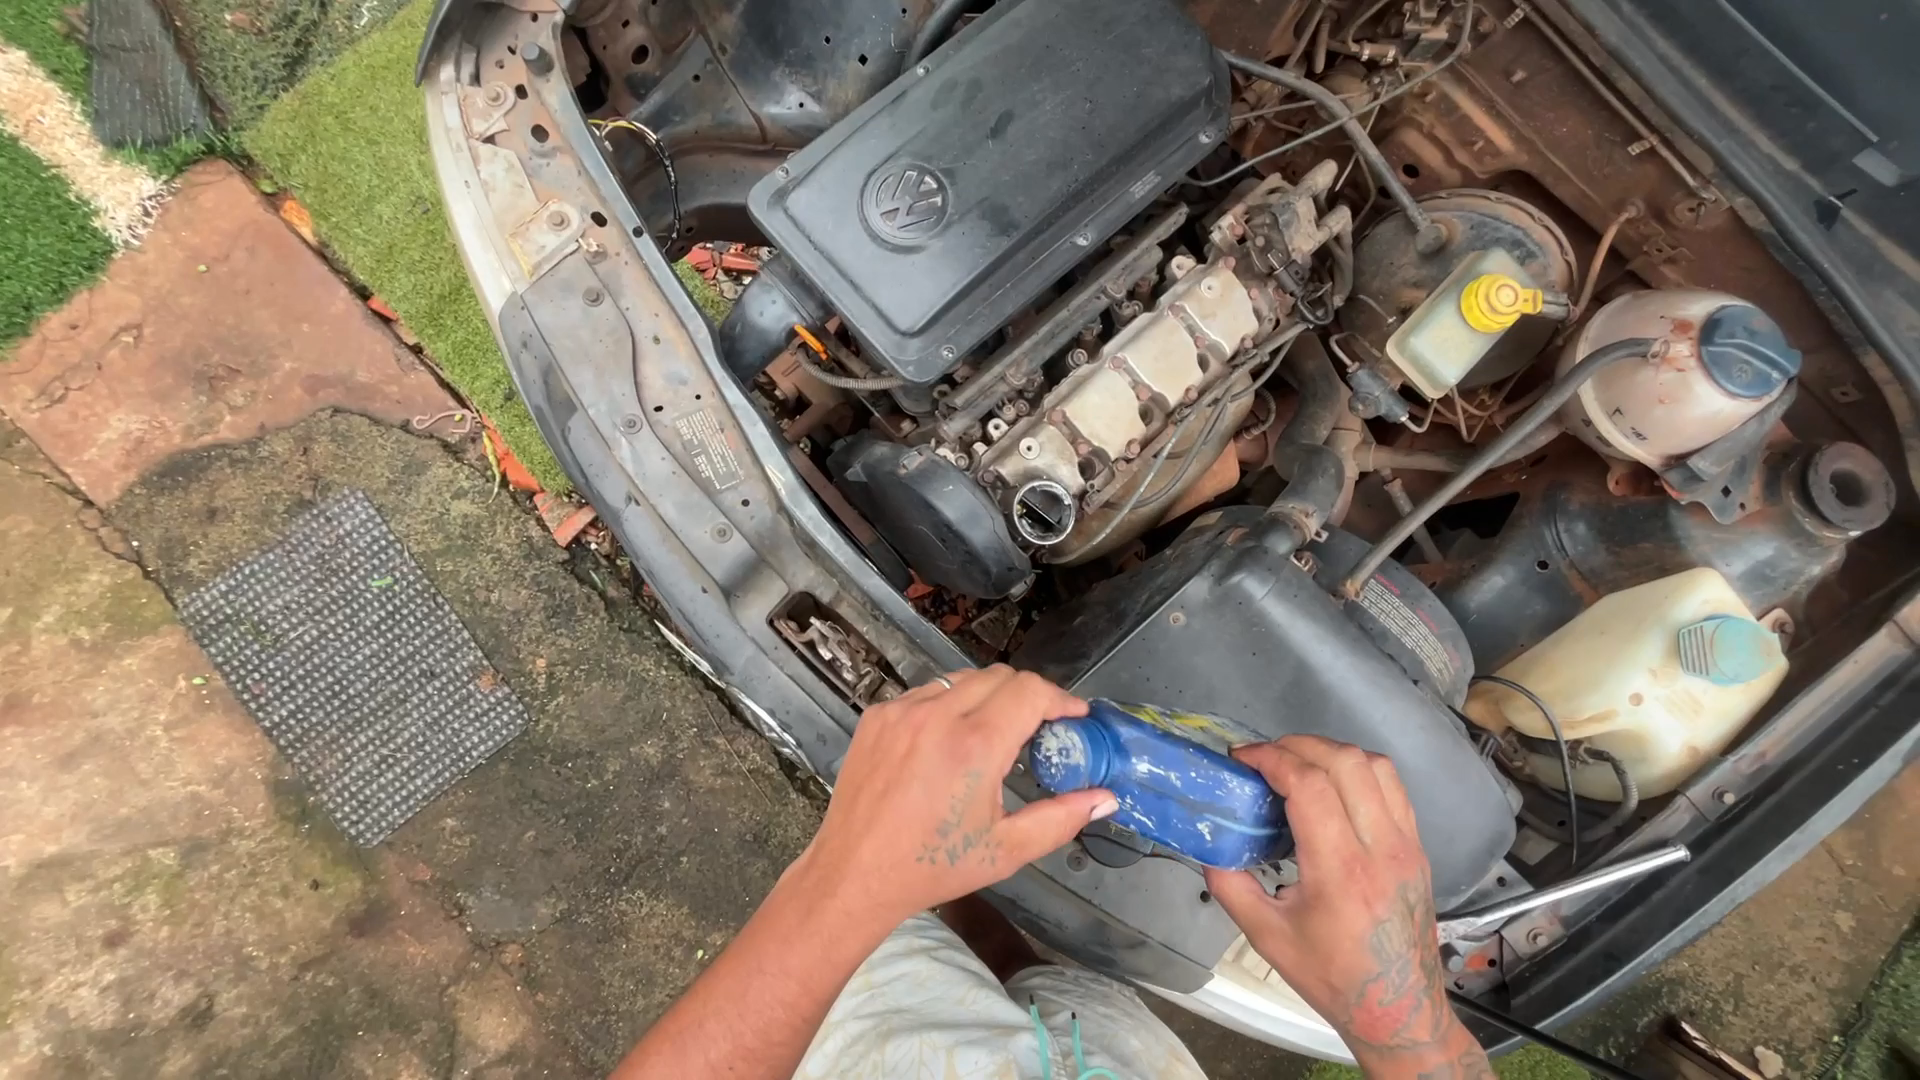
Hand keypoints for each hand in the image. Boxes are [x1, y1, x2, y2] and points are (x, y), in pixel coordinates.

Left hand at [790, 666, 1118, 927]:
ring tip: (992, 733)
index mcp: (974, 746)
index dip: (1059, 699)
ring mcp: (902, 709)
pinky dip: (948, 704)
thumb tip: (1106, 798)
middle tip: (1037, 728)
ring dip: (987, 696)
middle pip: (1000, 676)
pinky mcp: (878, 714)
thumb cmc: (933, 866)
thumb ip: (1062, 818)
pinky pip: (927, 691)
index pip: (1030, 690)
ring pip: (962, 678)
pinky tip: (947, 740)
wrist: (854, 872)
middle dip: (1027, 695)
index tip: (1073, 716)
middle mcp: (937, 715)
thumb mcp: (1006, 850)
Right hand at [1204, 736, 1486, 1076]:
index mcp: (1340, 871)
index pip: (1310, 785)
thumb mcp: (1265, 936)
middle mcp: (1381, 849)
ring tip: (1296, 763)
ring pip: (1373, 765)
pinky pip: (1391, 785)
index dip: (1271, 758)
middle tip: (1264, 757)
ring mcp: (1406, 845)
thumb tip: (1207, 842)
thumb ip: (1228, 884)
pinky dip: (1356, 768)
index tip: (1242, 758)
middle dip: (1295, 745)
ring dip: (1328, 752)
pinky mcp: (1417, 847)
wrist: (1401, 1013)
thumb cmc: (1332, 976)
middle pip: (1343, 762)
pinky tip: (1331, 783)